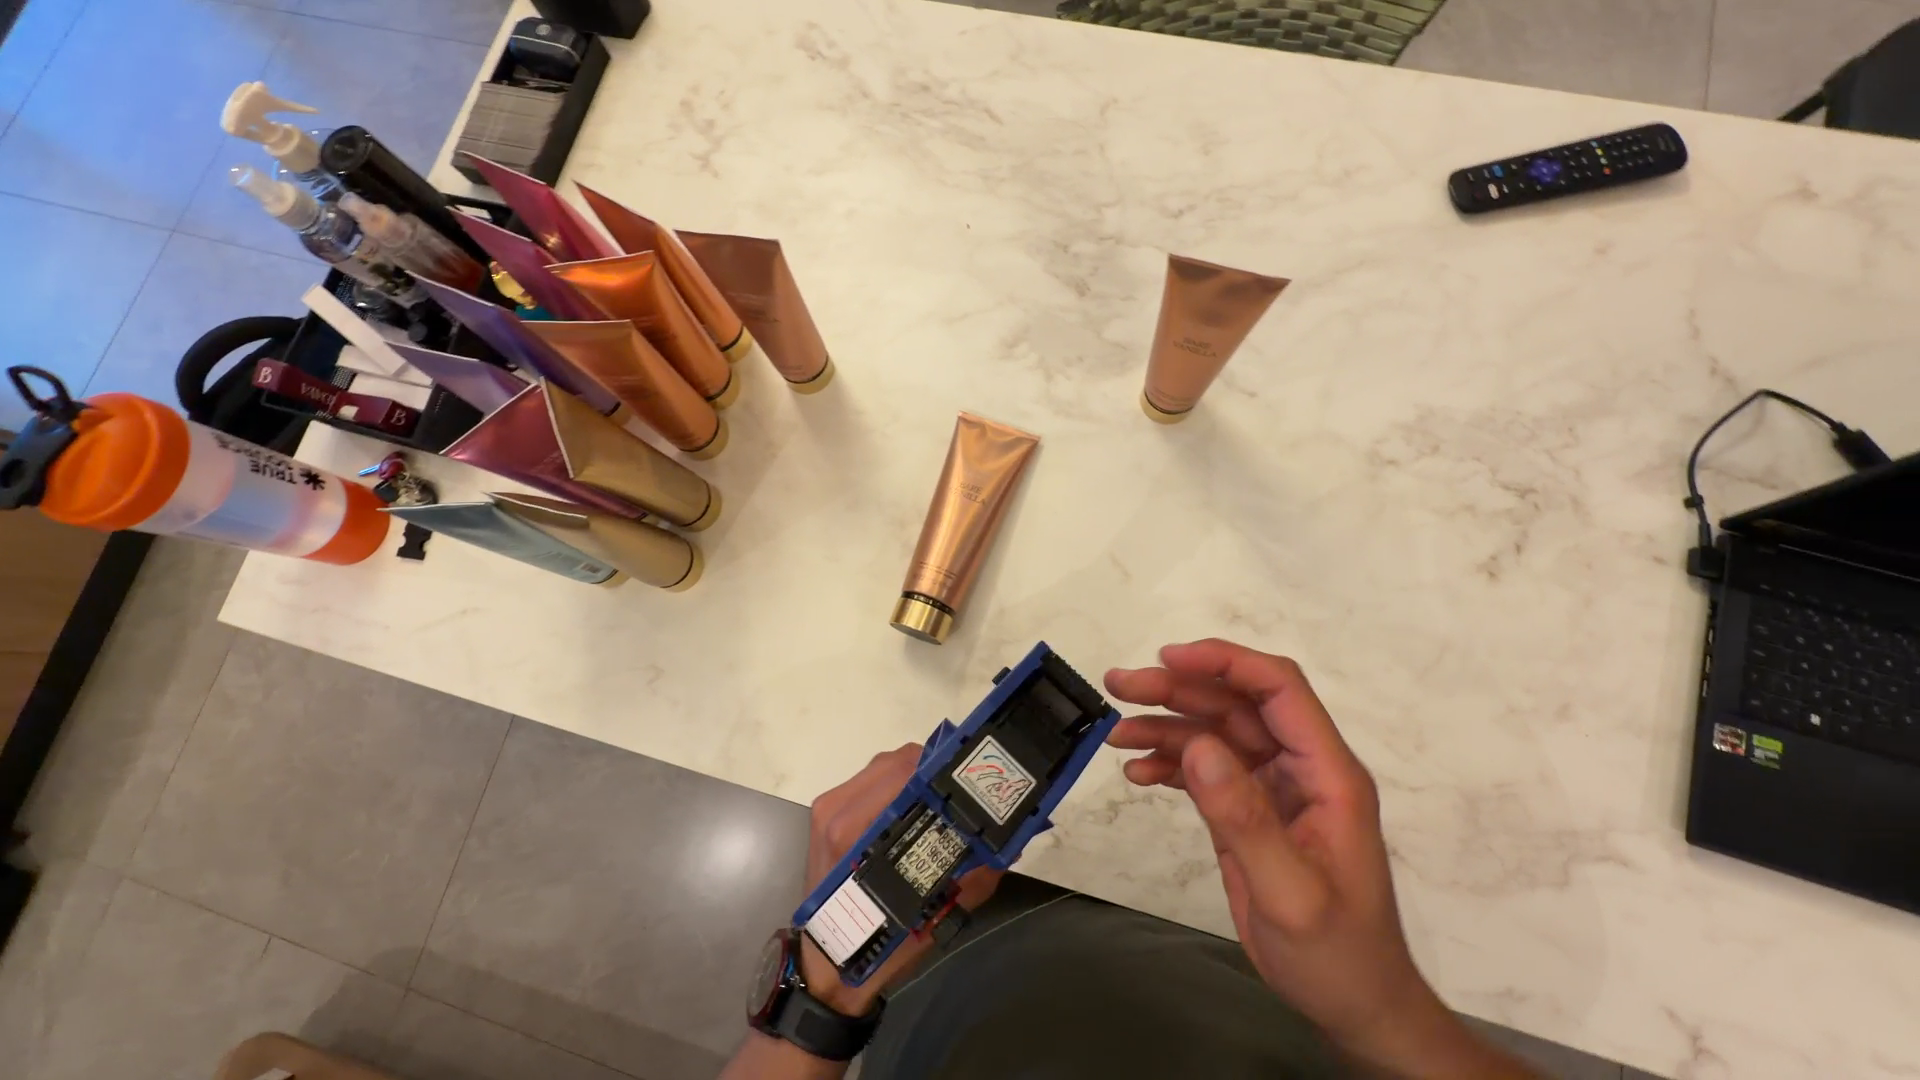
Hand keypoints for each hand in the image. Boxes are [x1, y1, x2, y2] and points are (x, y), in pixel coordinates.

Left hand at [798, 744, 1002, 1016]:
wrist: (828, 964)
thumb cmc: (882, 943)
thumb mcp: (938, 910)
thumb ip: (976, 870)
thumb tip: (1010, 837)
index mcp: (856, 831)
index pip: (905, 772)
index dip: (943, 769)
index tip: (972, 779)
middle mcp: (838, 810)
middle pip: (895, 762)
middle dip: (932, 769)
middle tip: (961, 788)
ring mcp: (828, 807)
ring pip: (881, 766)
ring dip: (913, 773)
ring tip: (940, 795)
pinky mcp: (826, 810)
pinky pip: (867, 780)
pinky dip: (894, 783)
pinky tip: (913, 802)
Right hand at [1105, 640, 1531, 1078]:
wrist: (1353, 1003)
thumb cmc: (1336, 952)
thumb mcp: (1290, 892)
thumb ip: (1244, 817)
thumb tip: (1198, 746)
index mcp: (1326, 772)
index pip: (1278, 690)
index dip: (1225, 662)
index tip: (1167, 659)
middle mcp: (1299, 767)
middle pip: (1236, 705)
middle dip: (1178, 689)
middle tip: (1119, 685)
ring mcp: (1272, 787)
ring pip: (1214, 733)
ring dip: (1165, 725)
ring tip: (1115, 732)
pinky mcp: (1248, 810)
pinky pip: (1205, 769)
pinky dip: (1169, 763)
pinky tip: (1137, 772)